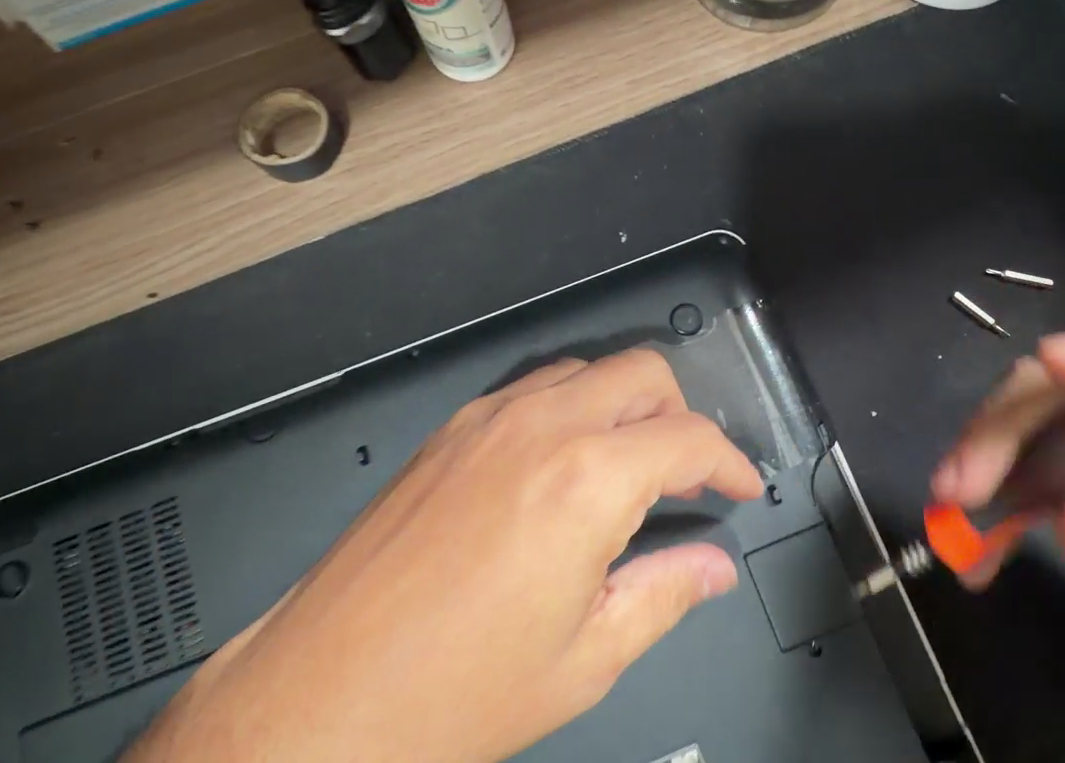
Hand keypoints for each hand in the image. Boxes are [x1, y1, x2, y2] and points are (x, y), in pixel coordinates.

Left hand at [125, 349, 764, 762]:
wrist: (324, 694)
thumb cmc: (447, 689)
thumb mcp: (584, 657)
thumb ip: (664, 595)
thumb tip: (709, 567)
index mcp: (584, 481)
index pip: (688, 437)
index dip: (730, 461)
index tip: (739, 486)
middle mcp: (536, 429)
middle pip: (642, 374)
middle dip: (682, 415)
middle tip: (692, 474)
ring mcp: (485, 422)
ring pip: (584, 370)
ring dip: (623, 404)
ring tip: (631, 467)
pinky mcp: (448, 433)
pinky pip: (529, 389)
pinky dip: (567, 407)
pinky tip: (563, 464)